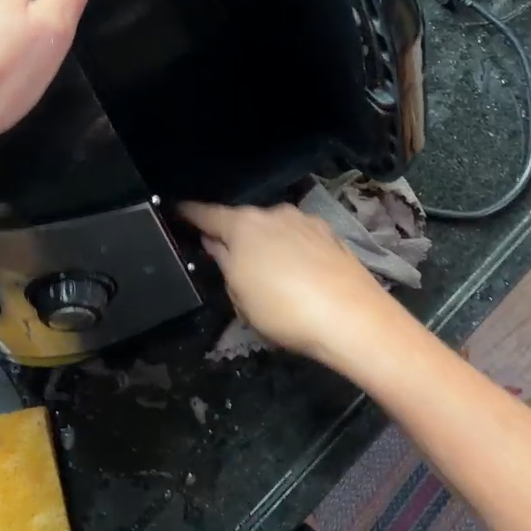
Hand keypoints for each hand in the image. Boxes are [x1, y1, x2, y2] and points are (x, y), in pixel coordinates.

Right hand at [180, 202, 394, 360]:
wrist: (354, 319)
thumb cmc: (284, 310)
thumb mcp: (240, 295)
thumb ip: (224, 263)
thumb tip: (215, 244)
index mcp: (243, 224)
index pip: (206, 213)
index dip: (189, 214)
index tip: (177, 210)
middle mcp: (274, 213)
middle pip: (243, 221)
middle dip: (234, 236)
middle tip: (230, 261)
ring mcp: (306, 222)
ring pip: (274, 229)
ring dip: (266, 244)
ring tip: (270, 275)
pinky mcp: (332, 236)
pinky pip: (299, 239)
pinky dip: (291, 251)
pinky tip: (299, 276)